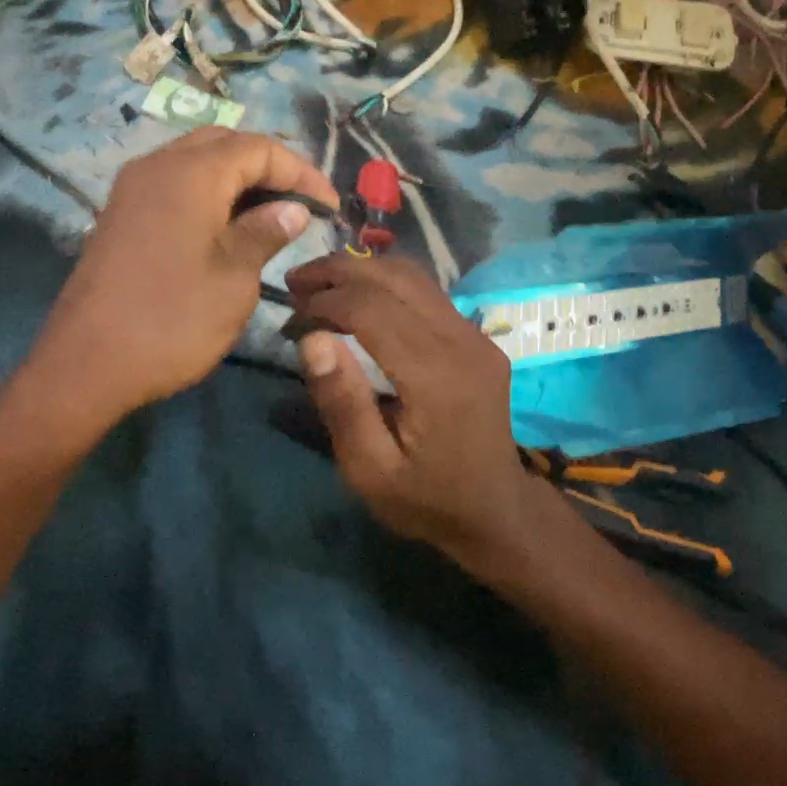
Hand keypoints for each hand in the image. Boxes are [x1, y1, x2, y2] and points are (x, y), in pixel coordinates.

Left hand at [29, 127, 337, 424]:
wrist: (87, 363)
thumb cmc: (172, 321)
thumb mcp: (234, 279)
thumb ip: (265, 233)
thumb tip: (291, 209)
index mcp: (190, 173)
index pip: (258, 148)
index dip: (300, 172)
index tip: (330, 207)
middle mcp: (156, 166)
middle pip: (223, 144)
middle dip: (267, 168)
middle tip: (299, 207)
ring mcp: (131, 190)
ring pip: (193, 163)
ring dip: (235, 180)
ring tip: (269, 219)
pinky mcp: (118, 216)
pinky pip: (171, 186)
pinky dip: (205, 196)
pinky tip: (225, 231)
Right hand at [287, 255, 560, 575]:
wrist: (496, 514)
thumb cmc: (426, 499)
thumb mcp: (370, 470)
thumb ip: (342, 404)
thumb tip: (311, 339)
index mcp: (436, 375)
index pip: (370, 308)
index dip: (323, 302)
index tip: (289, 318)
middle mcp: (462, 342)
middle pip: (393, 277)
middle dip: (337, 271)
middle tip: (294, 282)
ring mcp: (476, 336)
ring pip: (413, 276)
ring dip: (361, 271)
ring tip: (318, 284)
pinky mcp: (478, 338)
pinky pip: (427, 293)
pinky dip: (385, 284)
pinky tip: (356, 298)